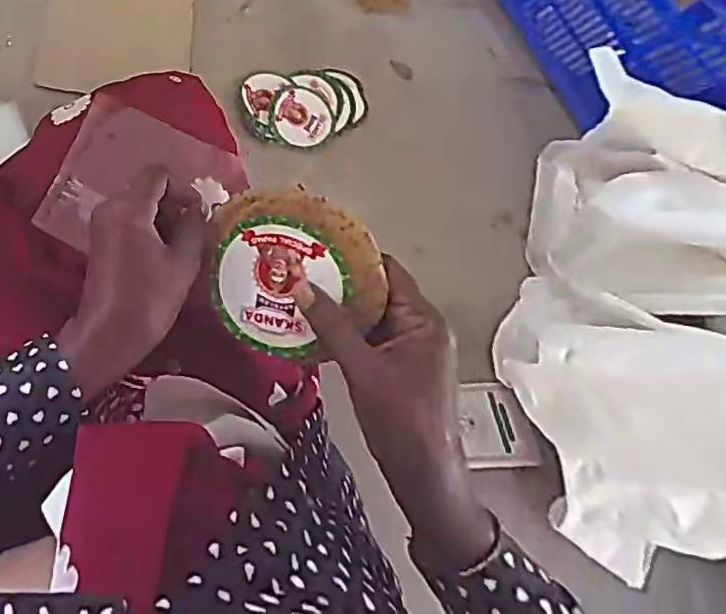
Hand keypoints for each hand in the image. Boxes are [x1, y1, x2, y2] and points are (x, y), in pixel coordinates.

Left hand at [58, 166, 208, 395]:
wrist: (107, 336)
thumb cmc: (148, 300)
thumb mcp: (183, 263)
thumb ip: (194, 226)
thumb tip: (197, 209)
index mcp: (129, 208)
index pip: (158, 174)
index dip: (183, 188)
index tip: (197, 213)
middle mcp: (110, 206)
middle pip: (148, 186)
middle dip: (173, 204)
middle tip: (192, 233)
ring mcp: (101, 222)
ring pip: (139, 202)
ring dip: (162, 217)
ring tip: (180, 247)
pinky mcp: (100, 237)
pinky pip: (128, 217)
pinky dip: (147, 226)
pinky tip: (161, 254)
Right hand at [301, 256, 497, 569]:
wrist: (425, 479)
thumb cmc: (403, 422)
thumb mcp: (363, 369)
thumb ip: (332, 325)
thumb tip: (300, 283)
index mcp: (423, 319)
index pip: (388, 270)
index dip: (355, 254)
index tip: (319, 245)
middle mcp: (420, 327)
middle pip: (376, 290)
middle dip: (339, 280)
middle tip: (301, 268)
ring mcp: (409, 348)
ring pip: (369, 315)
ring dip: (338, 307)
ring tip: (300, 292)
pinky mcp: (398, 366)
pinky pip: (368, 336)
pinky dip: (344, 330)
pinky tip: (313, 327)